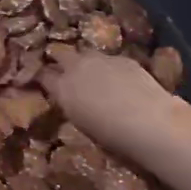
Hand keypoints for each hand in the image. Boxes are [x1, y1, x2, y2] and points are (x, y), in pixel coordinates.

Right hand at [36, 49, 175, 157]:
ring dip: (86, 62)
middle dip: (61, 60)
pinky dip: (109, 67)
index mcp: (63, 88)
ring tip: (94, 74)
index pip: (43, 75)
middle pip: (62, 54)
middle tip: (66, 71)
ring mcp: (101, 59)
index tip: (42, 80)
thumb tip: (73, 99)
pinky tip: (120, 80)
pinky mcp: (123, 58)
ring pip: (86, 53)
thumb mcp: (82, 123)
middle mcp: (77, 67)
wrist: (148, 121)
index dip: (42, 76)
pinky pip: (109, 59)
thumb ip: (72, 105)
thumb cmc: (111, 135)